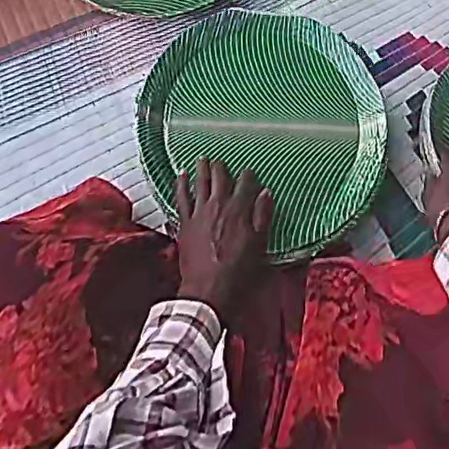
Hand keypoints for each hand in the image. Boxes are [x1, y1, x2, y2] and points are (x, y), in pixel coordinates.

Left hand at [174, 159, 274, 317]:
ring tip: (203, 159)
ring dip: (203, 168)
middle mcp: (219, 204)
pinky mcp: (185, 221)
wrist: (208, 290)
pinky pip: (182, 197)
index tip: (250, 172)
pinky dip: (181, 183)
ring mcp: (200, 212)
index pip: (246, 183)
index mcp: (239, 209)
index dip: (249, 175)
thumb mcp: (259, 244)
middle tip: (222, 162)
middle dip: (222, 167)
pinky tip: (181, 175)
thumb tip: (266, 193)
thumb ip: (263, 216)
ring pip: (201, 182)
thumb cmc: (238, 270)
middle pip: (221, 177)